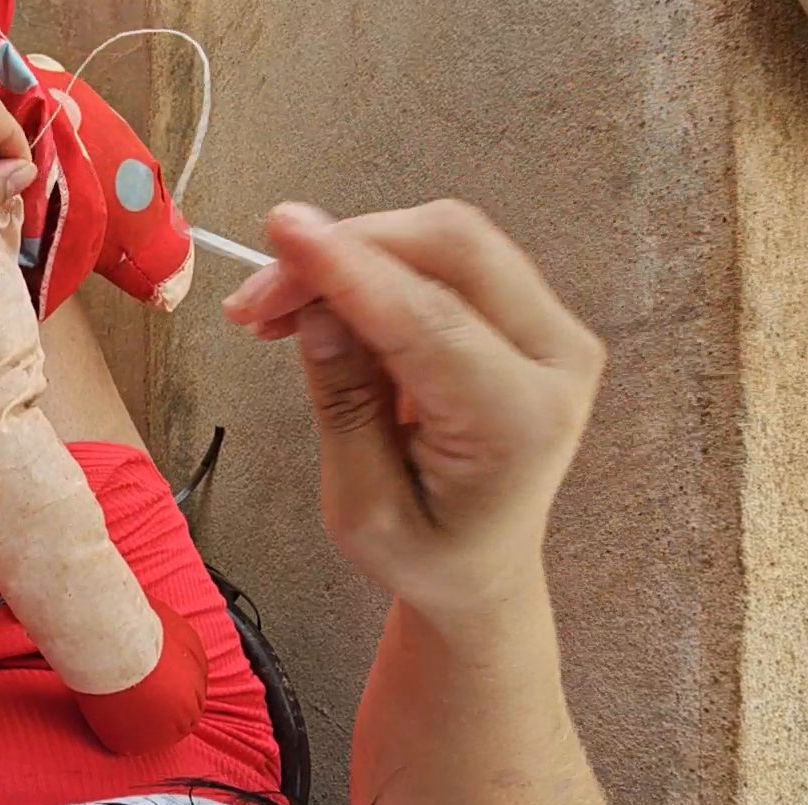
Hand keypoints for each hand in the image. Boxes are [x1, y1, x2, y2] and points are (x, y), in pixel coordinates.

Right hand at [223, 201, 604, 614]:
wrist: (479, 572)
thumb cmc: (418, 554)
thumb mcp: (360, 503)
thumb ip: (345, 407)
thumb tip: (317, 316)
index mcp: (515, 419)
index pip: (426, 317)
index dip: (348, 267)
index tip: (280, 230)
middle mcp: (554, 357)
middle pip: (451, 248)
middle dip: (342, 251)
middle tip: (254, 298)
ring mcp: (548, 330)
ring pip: (444, 244)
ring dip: (349, 257)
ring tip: (269, 310)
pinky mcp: (523, 320)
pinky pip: (440, 266)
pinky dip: (369, 272)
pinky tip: (313, 308)